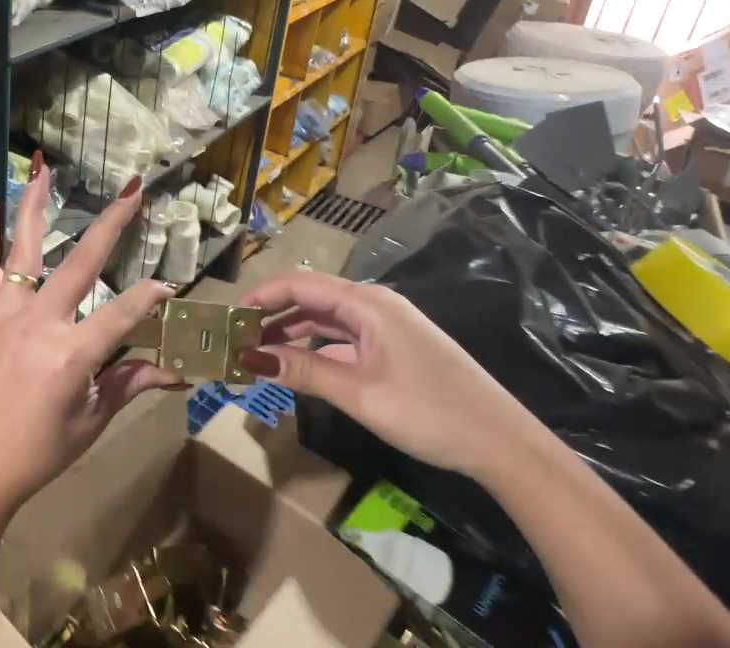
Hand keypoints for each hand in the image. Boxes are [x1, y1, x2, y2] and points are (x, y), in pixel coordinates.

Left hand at [0, 158, 183, 520]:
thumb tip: (179, 370)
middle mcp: (38, 322)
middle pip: (81, 263)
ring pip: (23, 250)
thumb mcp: (91, 421)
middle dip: (112, 224)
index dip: (152, 297)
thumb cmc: (38, 454)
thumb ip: (130, 383)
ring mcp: (4, 315)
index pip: (124, 313)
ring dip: (36, 205)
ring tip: (44, 168)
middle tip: (134, 191)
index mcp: (71, 354)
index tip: (172, 285)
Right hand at [239, 271, 550, 483]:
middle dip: (270, 315)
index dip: (260, 296)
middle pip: (311, 298)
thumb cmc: (429, 411)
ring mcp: (387, 326)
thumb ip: (302, 371)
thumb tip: (249, 357)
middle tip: (234, 338)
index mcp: (367, 303)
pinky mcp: (395, 348)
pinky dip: (316, 347)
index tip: (226, 316)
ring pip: (326, 319)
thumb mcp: (359, 393)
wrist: (504, 444)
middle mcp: (375, 305)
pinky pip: (344, 337)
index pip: (299, 284)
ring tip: (256, 352)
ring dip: (291, 333)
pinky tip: (297, 366)